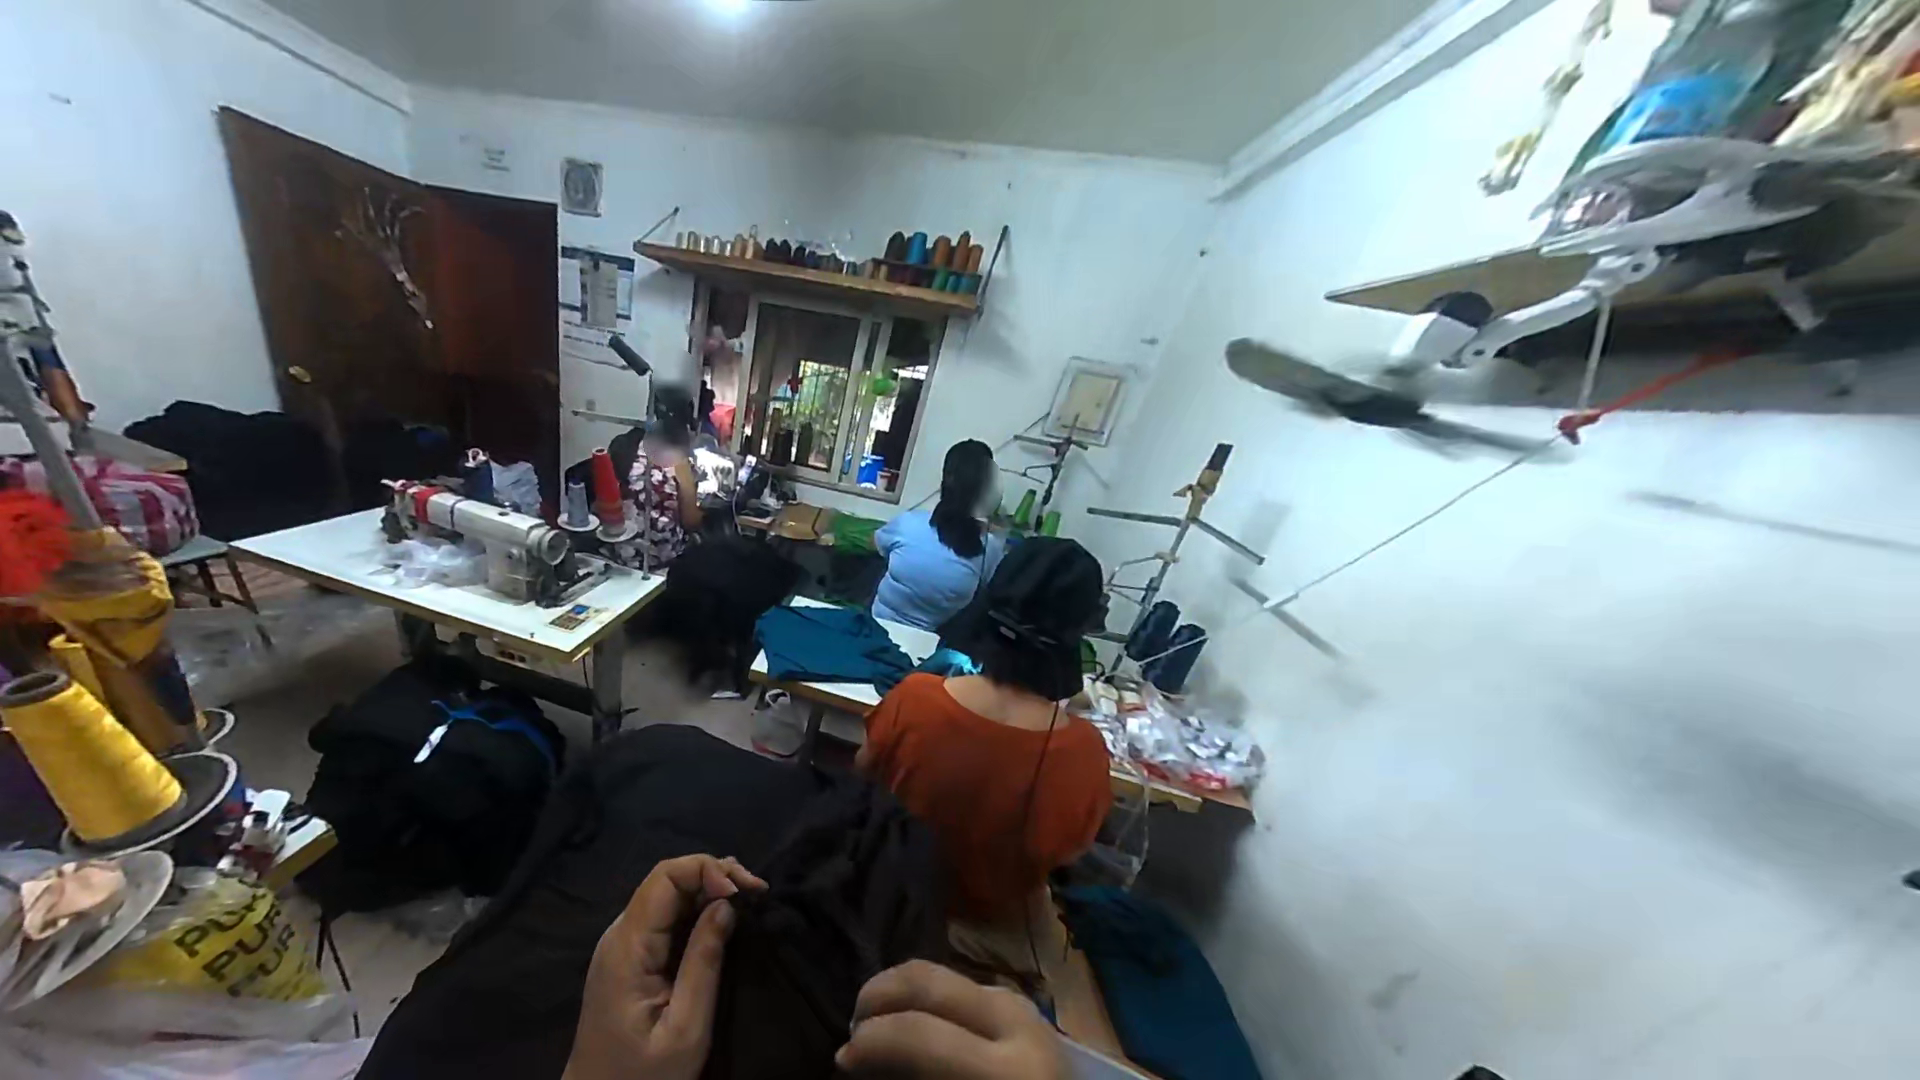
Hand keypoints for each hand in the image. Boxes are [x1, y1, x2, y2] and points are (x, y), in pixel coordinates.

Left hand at [563, 855, 766, 1079]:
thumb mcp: (685, 1028)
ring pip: (669, 890)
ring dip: (711, 885)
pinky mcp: (632, 955)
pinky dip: (701, 902)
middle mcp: (620, 935)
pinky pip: (667, 911)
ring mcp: (623, 944)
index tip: (741, 892)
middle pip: (668, 878)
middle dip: (715, 873)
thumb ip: (704, 961)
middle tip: (756, 891)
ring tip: (748, 897)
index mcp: (626, 949)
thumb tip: (727, 903)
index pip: (665, 877)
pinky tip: (725, 910)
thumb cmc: (643, 1079)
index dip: (706, 870)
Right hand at [837, 960, 1069, 1079]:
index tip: (841, 1058)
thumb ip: (912, 1079)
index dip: (873, 1040)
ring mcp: (1021, 1004)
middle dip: (881, 993)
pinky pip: (961, 987)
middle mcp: (1016, 1021)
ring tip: (875, 1019)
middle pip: (931, 981)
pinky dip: (926, 997)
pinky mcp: (1020, 1003)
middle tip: (853, 1022)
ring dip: (902, 990)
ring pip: (944, 974)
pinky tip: (910, 1019)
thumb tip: (855, 1060)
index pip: (922, 1034)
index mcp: (1006, 1071)